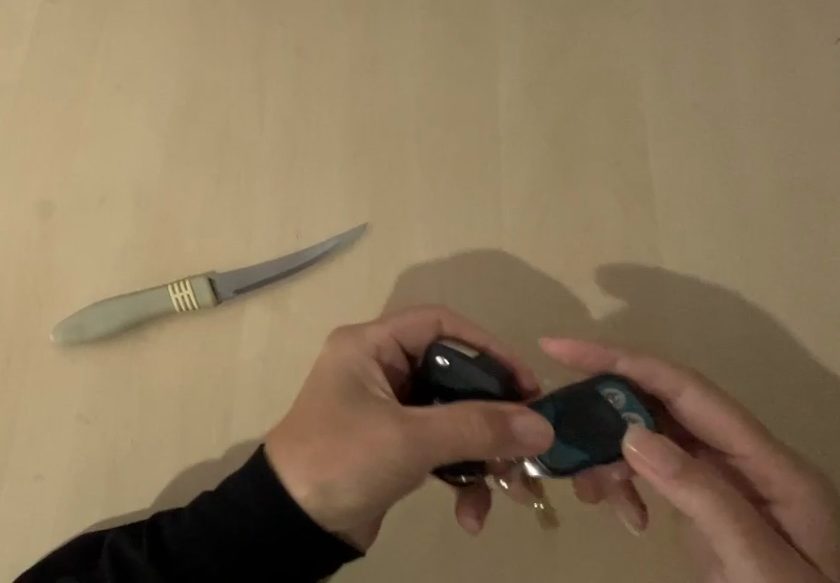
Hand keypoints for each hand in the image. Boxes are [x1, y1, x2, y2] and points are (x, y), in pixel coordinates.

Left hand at [264, 306, 555, 549]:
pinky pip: (443, 449)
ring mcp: (386, 406)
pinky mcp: (393, 443)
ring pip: (454, 417)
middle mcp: (377, 367)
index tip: (529, 386)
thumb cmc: (342, 457)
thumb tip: (542, 424)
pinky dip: (464, 478)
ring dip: (484, 454)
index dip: (486, 346)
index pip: (436, 323)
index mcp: (368, 346)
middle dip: (493, 415)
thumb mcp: (409, 439)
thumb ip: (475, 427)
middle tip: (531, 448)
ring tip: (510, 489)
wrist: (298, 514)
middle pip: (453, 374)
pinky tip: (471, 515)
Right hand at [541, 338, 839, 582]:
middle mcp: (751, 461)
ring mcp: (730, 481)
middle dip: (604, 414)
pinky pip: (653, 470)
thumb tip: (631, 432)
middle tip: (555, 425)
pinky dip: (625, 483)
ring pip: (649, 438)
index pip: (686, 390)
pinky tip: (623, 513)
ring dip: (608, 456)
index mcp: (773, 465)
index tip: (555, 348)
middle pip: (661, 408)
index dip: (621, 362)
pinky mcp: (709, 501)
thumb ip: (703, 498)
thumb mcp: (757, 564)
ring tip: (589, 489)